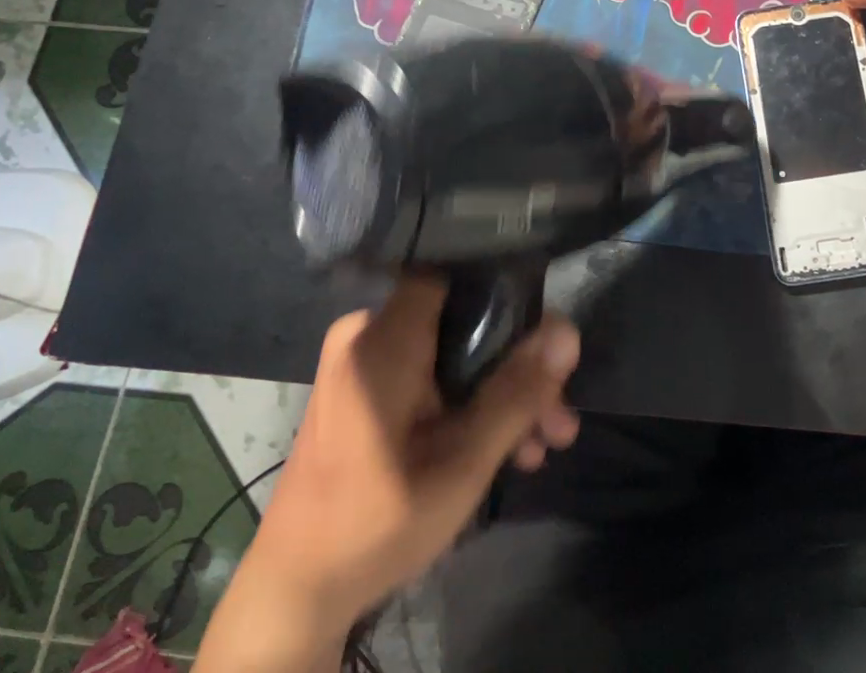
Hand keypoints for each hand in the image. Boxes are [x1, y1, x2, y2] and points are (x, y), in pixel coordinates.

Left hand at [207, 276, 579, 652]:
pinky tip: (510, 450)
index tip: (550, 338)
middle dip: (521, 369)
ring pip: (457, 356)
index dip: (510, 294)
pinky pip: (434, 378)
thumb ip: (516, 394)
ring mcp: (366, 365)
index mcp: (381, 342)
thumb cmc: (376, 525)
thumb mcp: (461, 464)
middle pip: (466, 323)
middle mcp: (368, 337)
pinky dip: (471, 407)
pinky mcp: (370, 392)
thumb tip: (567, 331)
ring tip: (543, 446)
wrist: (298, 590)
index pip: (455, 274)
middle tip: (560, 418)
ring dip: (504, 396)